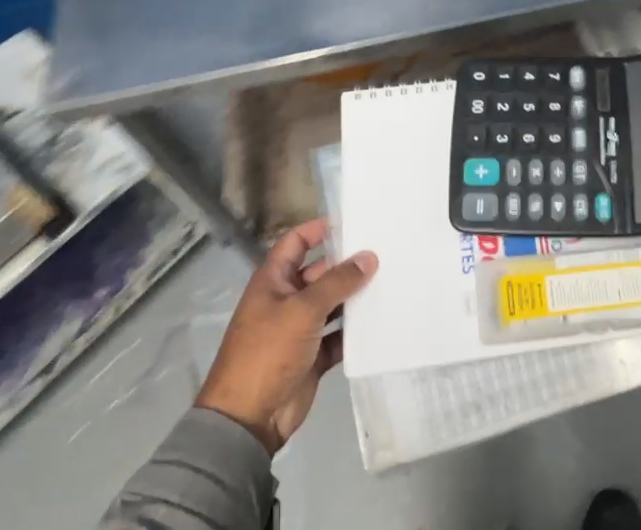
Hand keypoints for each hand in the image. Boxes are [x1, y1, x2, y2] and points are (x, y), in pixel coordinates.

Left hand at [196, 217, 377, 453]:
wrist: (249, 416)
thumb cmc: (268, 351)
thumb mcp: (303, 310)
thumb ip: (338, 282)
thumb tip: (369, 257)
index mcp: (273, 281)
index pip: (296, 243)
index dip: (319, 230)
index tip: (353, 222)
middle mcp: (286, 300)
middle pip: (320, 273)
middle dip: (347, 265)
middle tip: (385, 254)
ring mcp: (299, 330)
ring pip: (332, 304)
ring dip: (355, 297)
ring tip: (391, 282)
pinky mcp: (313, 356)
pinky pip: (339, 336)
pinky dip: (356, 331)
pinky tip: (383, 321)